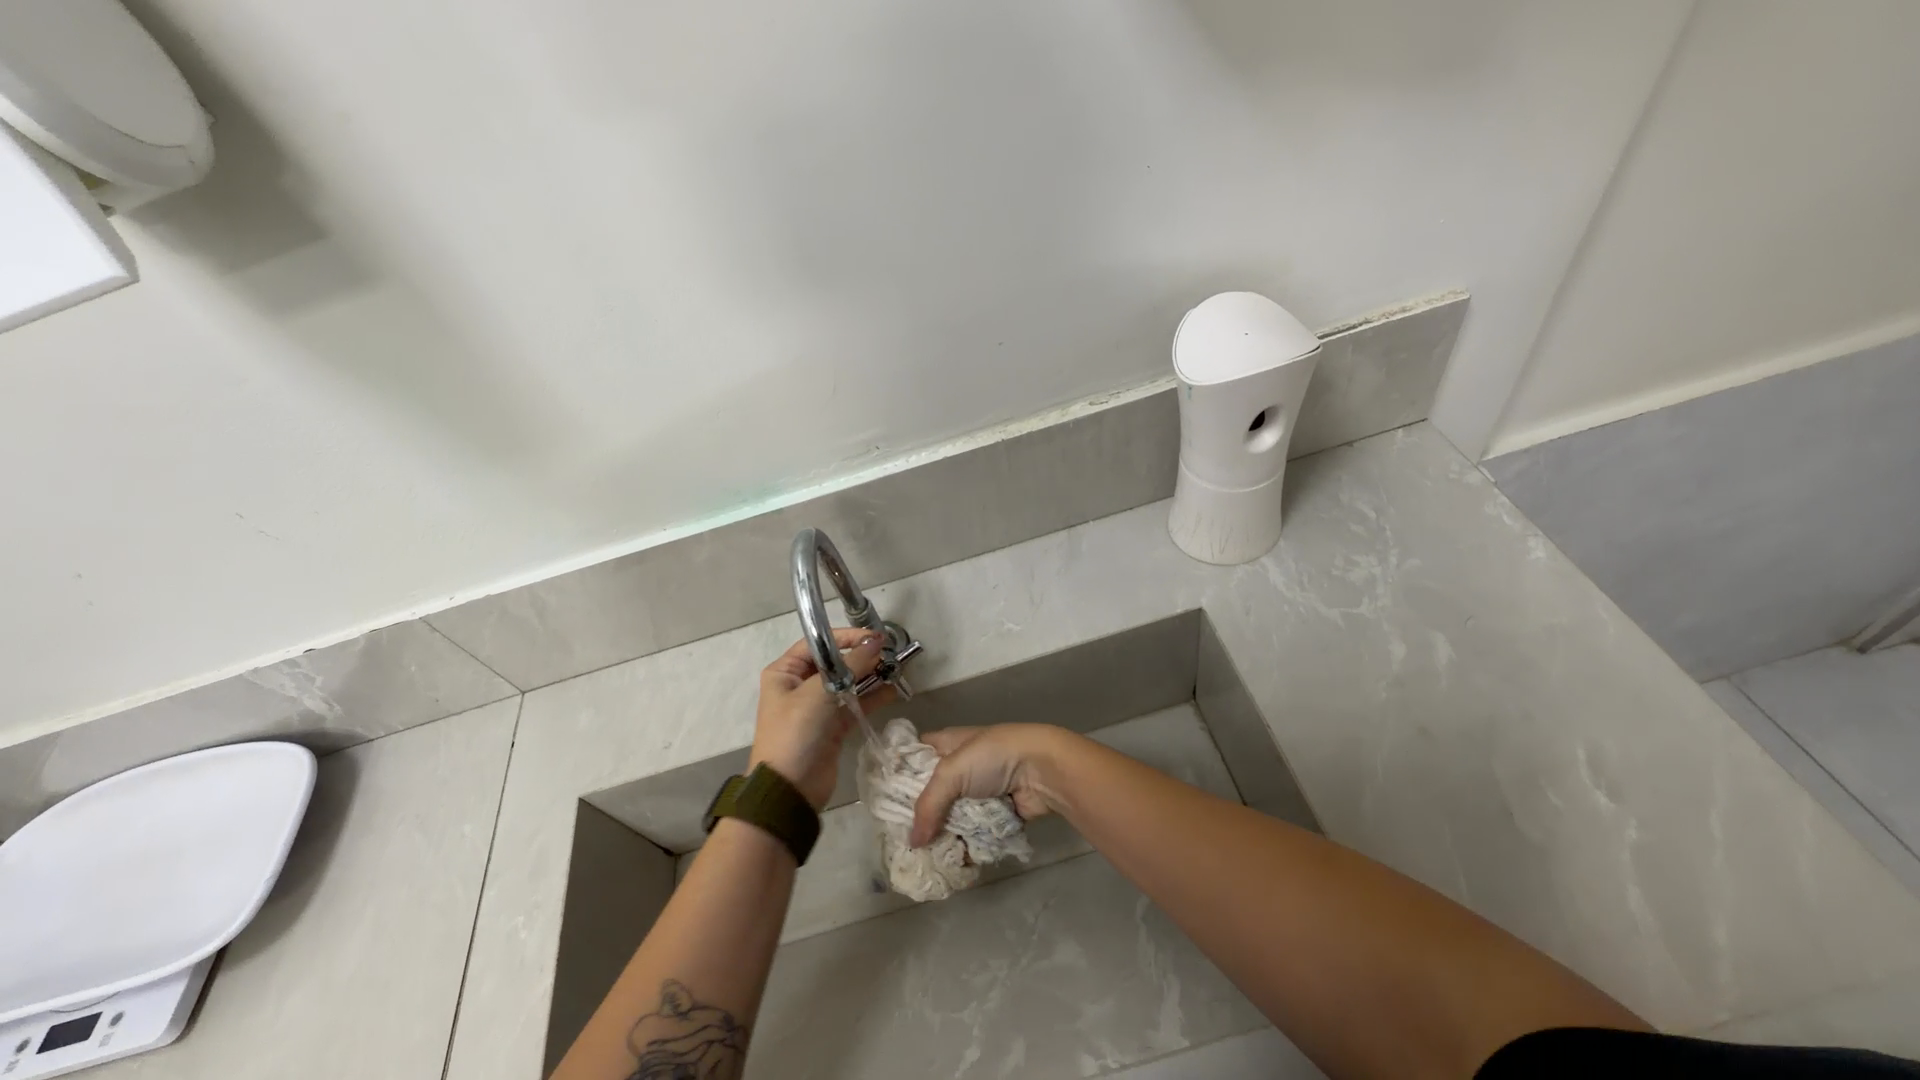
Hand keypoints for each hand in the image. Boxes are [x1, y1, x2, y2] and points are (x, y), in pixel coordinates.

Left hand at [753, 629, 897, 808]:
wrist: (789, 791)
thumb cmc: (794, 734)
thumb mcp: (818, 695)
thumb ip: (850, 667)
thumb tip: (876, 641)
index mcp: (784, 673)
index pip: (817, 644)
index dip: (845, 638)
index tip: (873, 638)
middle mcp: (799, 686)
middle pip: (834, 662)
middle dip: (861, 657)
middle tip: (889, 653)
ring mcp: (817, 707)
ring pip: (848, 683)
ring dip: (870, 676)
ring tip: (895, 669)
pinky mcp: (833, 726)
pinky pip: (855, 704)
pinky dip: (873, 697)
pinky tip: (892, 690)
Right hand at [909, 724, 1073, 846]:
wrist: (1043, 770)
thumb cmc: (993, 758)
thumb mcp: (952, 772)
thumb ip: (928, 806)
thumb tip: (913, 841)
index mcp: (947, 744)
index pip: (913, 757)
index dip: (897, 775)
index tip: (881, 802)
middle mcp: (960, 768)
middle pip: (930, 794)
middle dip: (919, 817)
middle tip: (902, 840)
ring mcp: (978, 792)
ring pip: (951, 817)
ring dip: (943, 836)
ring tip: (926, 858)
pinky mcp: (995, 814)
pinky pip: (973, 832)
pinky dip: (965, 845)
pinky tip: (952, 861)